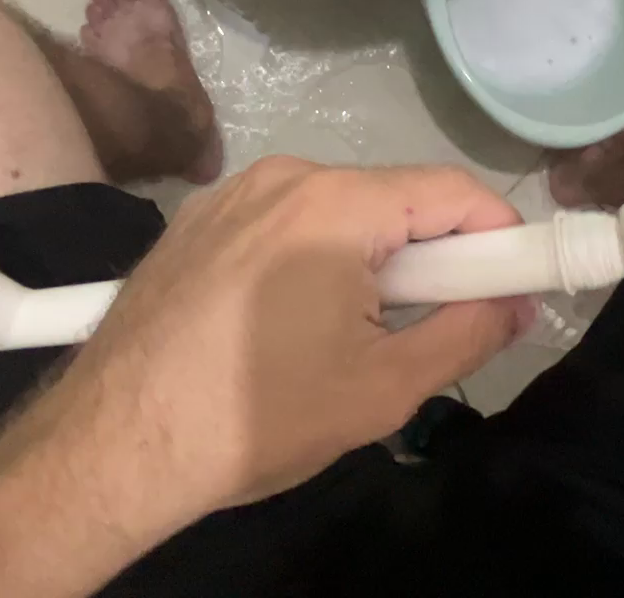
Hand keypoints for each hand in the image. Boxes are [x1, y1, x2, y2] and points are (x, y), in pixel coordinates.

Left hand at [27, 158, 532, 537]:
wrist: (106, 448)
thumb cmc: (256, 418)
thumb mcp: (384, 389)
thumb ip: (468, 334)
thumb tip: (517, 305)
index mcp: (336, 205)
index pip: (451, 189)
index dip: (496, 230)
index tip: (512, 279)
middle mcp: (287, 175)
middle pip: (396, 196)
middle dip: (434, 252)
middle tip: (440, 316)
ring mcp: (237, 191)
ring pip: (343, 207)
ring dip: (375, 254)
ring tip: (359, 326)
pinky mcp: (203, 215)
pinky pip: (291, 218)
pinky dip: (319, 252)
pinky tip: (294, 313)